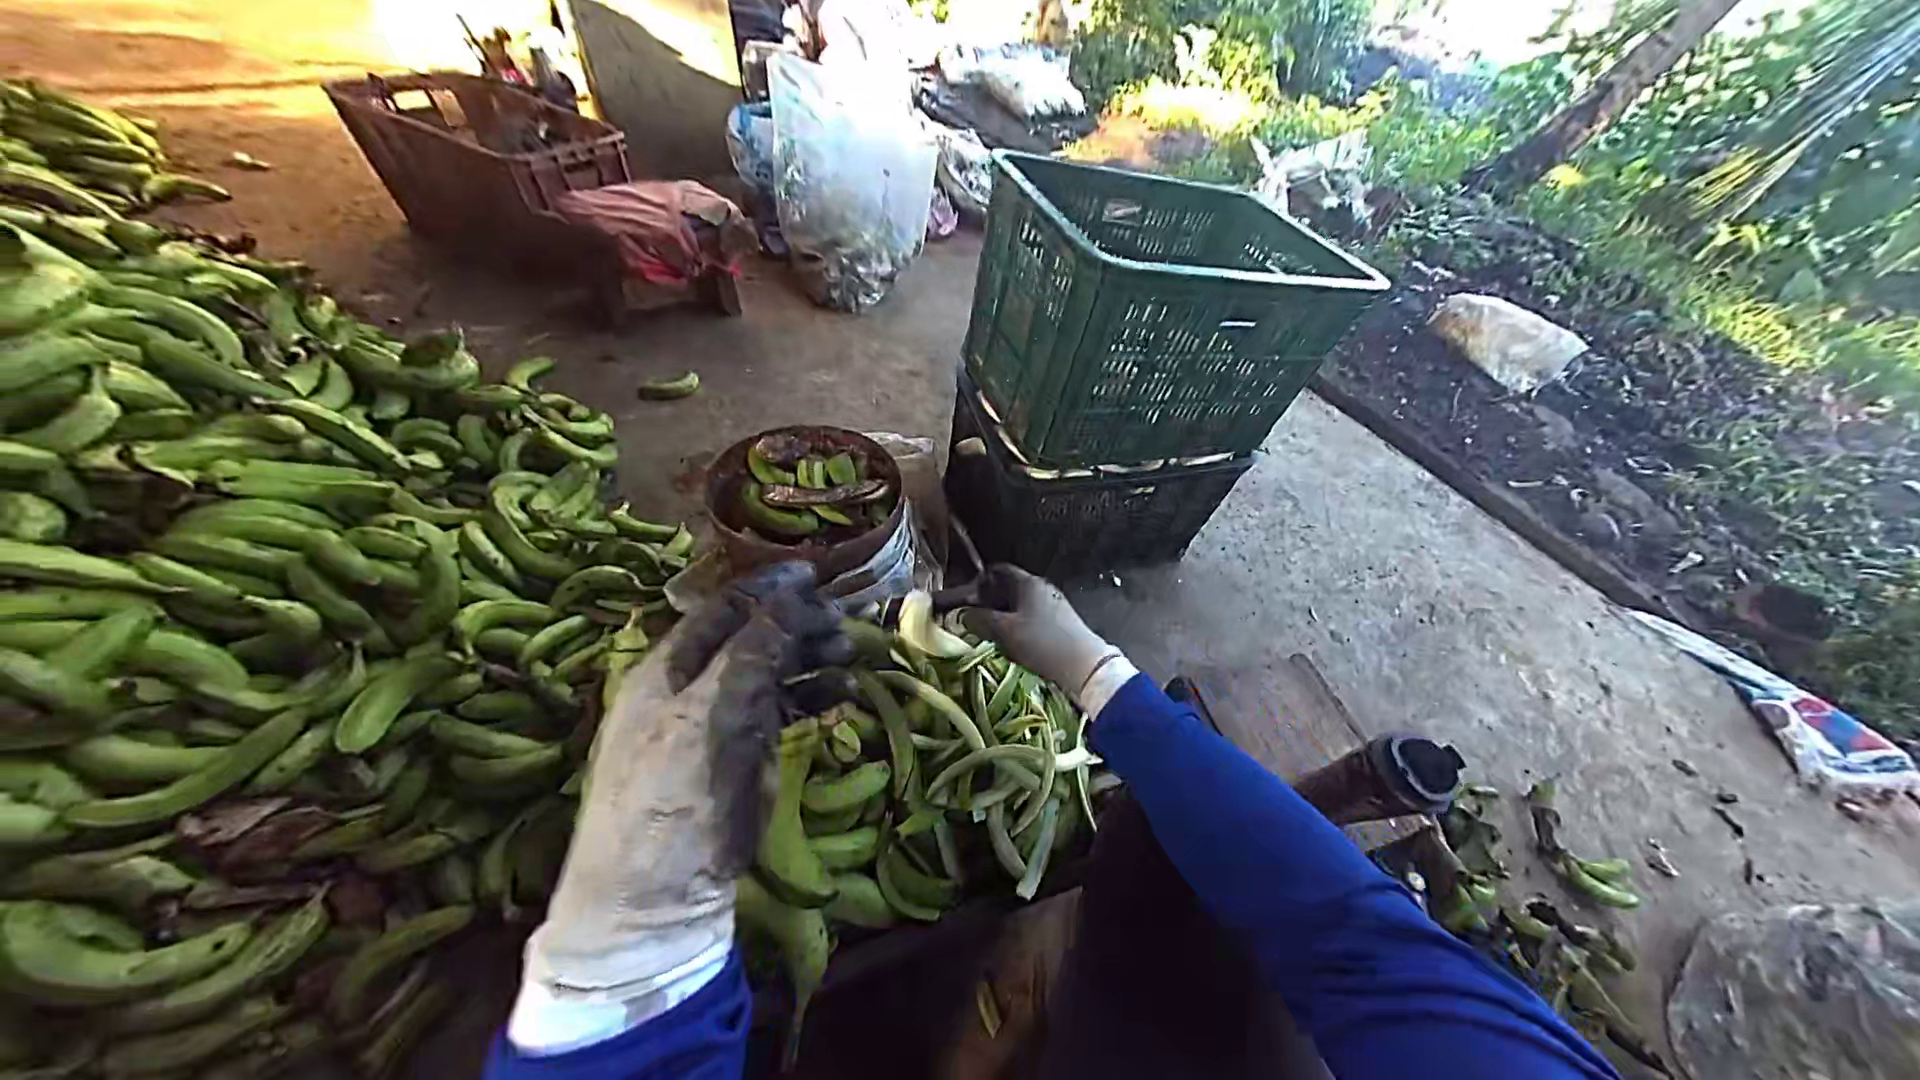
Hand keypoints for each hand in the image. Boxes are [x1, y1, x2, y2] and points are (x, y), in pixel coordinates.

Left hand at [523, 561, 851, 1011]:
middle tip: (842, 619)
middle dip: (799, 620)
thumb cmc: (672, 793)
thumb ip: (751, 652)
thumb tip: (792, 596)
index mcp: (672, 665)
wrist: (661, 891)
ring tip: (848, 651)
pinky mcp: (752, 744)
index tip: (813, 574)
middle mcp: (700, 681)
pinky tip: (844, 689)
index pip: (725, 608)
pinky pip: (789, 702)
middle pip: (757, 633)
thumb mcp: (709, 715)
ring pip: (777, 665)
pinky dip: (817, 691)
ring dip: (813, 653)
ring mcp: (728, 712)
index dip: (768, 588)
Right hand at [960, 564, 1117, 697]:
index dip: (979, 580)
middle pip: (1008, 587)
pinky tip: (1012, 642)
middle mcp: (1042, 588)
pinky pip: (1031, 617)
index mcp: (1028, 583)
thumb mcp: (1005, 632)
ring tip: (990, 632)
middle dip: (989, 601)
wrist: (1084, 665)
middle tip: (973, 617)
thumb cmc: (1042, 642)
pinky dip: (1017, 625)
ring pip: (1020, 604)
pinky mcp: (1060, 622)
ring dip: (1003, 615)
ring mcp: (1053, 605)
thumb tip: (960, 614)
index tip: (966, 597)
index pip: (998, 571)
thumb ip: (979, 620)